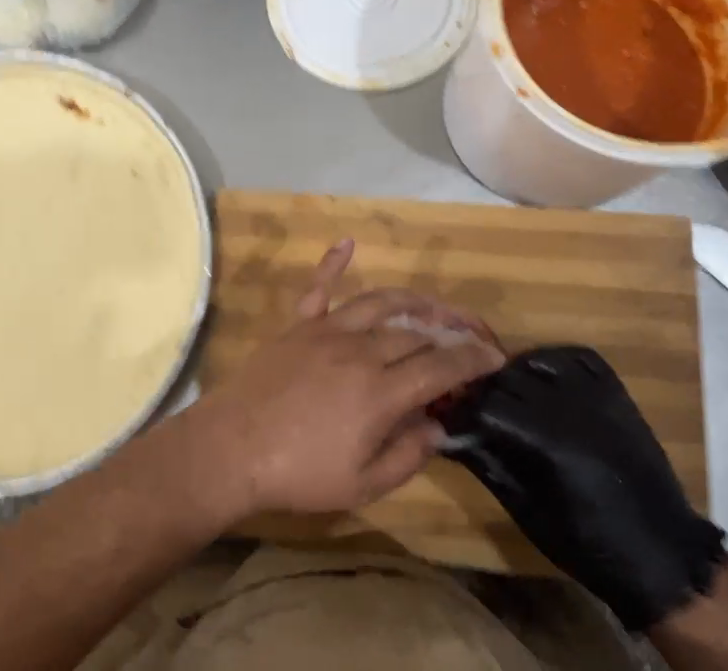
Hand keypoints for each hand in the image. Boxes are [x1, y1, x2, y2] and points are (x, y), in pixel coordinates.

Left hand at [180, 239, 505, 518]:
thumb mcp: (364, 485)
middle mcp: (360, 352)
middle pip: (415, 334)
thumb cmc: (299, 474)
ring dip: (413, 302)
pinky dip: (333, 263)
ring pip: (379, 304)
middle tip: (471, 339)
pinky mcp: (296, 327)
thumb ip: (408, 455)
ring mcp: (325, 333)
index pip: (441, 367)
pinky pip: (318, 288)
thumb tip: (437, 427)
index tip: (496, 358)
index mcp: (382, 393)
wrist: (231, 449)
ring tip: (435, 307)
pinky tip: (347, 242)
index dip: (474, 360)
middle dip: (451, 334)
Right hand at [439, 346, 727, 632]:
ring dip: (514, 375)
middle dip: (483, 394)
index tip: (450, 426)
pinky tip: (543, 384)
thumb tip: (446, 434)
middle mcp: (574, 408)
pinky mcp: (617, 392)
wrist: (660, 553)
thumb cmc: (586, 543)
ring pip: (536, 359)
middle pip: (507, 377)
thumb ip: (486, 464)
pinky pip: (575, 356)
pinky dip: (552, 362)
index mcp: (551, 443)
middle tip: (475, 415)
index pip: (486, 405)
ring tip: (509, 400)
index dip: (462, 415)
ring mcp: (599, 395)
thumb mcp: (526, 511)